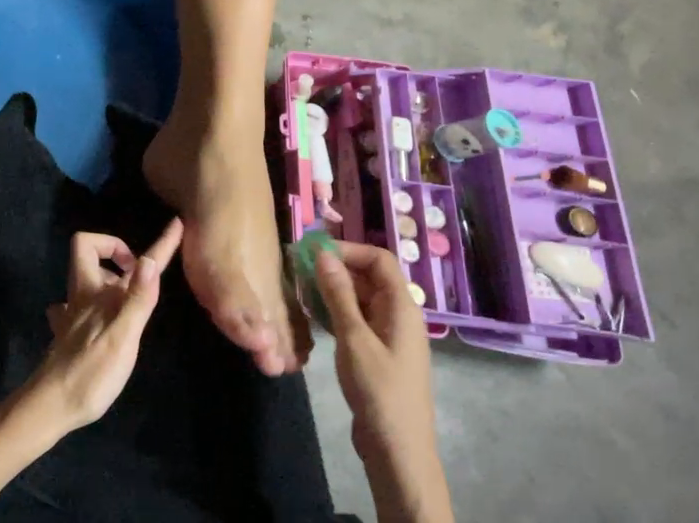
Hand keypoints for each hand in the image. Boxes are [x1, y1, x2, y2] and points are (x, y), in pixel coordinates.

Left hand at [20, 219, 184, 433]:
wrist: (52, 405)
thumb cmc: (90, 372)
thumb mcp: (122, 337)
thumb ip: (136, 300)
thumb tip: (147, 259)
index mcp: (92, 290)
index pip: (123, 256)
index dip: (153, 243)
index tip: (175, 227)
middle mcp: (79, 296)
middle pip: (88, 255)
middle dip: (115, 254)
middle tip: (138, 274)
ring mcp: (71, 315)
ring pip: (86, 283)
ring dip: (106, 281)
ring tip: (128, 298)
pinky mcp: (68, 334)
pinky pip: (79, 309)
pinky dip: (93, 307)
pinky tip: (100, 322)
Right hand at [313, 242, 450, 518]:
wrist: (397, 448)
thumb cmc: (378, 389)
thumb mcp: (354, 338)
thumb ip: (338, 295)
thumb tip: (323, 254)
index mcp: (401, 307)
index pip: (378, 259)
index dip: (347, 250)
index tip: (312, 253)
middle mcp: (398, 315)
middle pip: (368, 276)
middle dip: (334, 269)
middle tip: (297, 272)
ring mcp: (388, 334)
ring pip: (360, 298)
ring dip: (332, 291)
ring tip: (299, 292)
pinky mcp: (377, 351)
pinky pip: (356, 318)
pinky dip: (335, 312)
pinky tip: (312, 317)